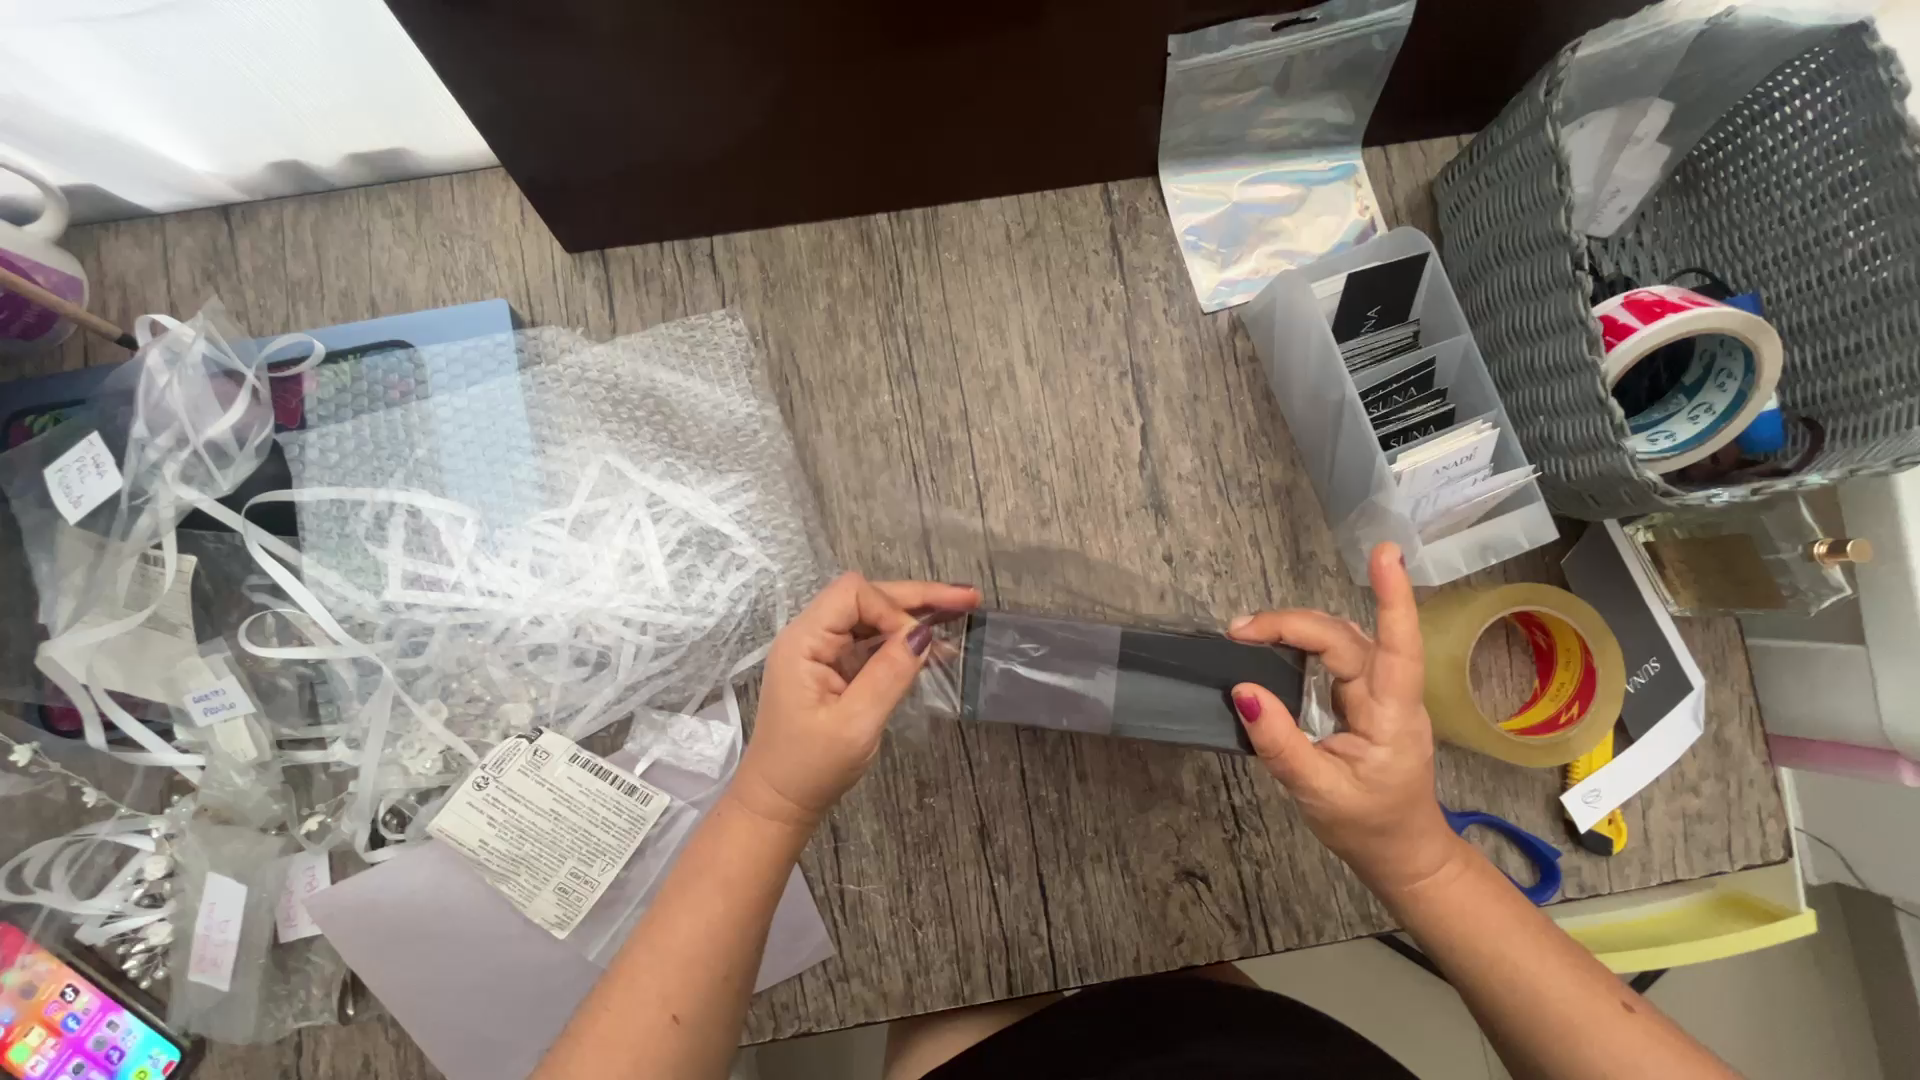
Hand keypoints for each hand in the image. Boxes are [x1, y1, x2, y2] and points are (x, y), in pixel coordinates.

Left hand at [729, 573, 978, 829]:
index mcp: (804, 642)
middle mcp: (812, 638)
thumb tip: (924, 633)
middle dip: (918, 598)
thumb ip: (889, 673)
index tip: (918, 643)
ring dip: (916, 616)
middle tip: (968, 598)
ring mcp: (824, 654)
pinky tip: (939, 647)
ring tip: (962, 612)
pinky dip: (904, 642)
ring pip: (874, 618)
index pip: (854, 595)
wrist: (779, 804)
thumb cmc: (810, 768)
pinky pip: (874, 644)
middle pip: (868, 598)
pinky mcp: (836, 671)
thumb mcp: (855, 724)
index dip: (892, 609)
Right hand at [1226, 543, 1463, 896]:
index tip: (1384, 553)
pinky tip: (1273, 642)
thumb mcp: (1316, 791)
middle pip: (1345, 635)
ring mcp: (1379, 692)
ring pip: (1340, 636)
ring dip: (1296, 625)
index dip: (1391, 598)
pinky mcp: (1363, 695)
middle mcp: (1390, 693)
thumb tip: (1244, 689)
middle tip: (1237, 630)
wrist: (1401, 851)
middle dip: (1291, 622)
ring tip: (1248, 632)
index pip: (1396, 647)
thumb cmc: (1368, 825)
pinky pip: (1333, 652)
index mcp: (1391, 715)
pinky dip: (1300, 640)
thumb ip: (1279, 741)